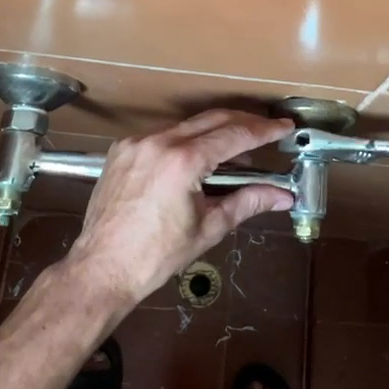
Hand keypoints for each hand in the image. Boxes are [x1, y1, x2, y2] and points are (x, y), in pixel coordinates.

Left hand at [65, 110, 295, 307]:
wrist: (102, 268)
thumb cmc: (157, 255)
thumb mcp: (209, 228)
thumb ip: (248, 202)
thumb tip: (283, 196)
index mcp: (183, 161)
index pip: (234, 135)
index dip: (264, 130)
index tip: (286, 127)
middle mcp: (158, 142)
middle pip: (212, 119)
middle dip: (244, 123)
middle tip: (269, 130)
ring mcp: (137, 142)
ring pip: (187, 125)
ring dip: (215, 132)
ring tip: (237, 152)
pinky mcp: (122, 149)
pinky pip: (162, 135)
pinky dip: (185, 141)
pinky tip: (197, 159)